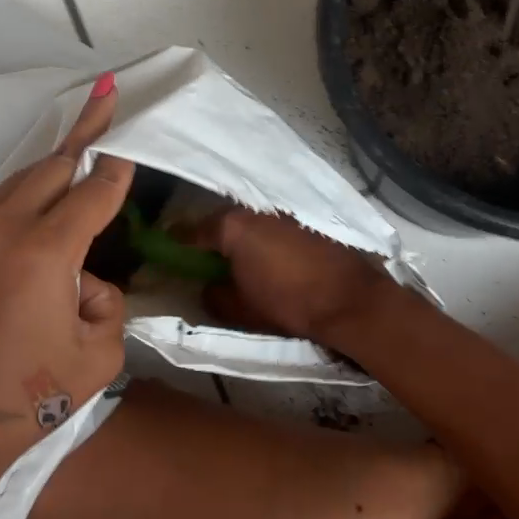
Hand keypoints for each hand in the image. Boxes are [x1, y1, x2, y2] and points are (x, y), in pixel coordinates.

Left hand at [0, 71, 133, 476]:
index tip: (131, 143)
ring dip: (51, 171)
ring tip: (78, 150)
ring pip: (16, 185)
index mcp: (43, 254)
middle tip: (106, 96)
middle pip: (51, 167)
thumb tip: (85, 280)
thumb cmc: (25, 403)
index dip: (118, 168)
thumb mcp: (97, 357)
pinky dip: (20, 205)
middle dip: (85, 135)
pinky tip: (36, 216)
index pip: (92, 192)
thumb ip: (106, 303)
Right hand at [185, 208, 398, 344]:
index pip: (194, 231)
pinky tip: (271, 256)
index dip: (179, 242)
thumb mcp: (241, 309)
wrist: (350, 299)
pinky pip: (276, 225)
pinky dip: (268, 237)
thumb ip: (215, 296)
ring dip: (244, 236)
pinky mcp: (308, 219)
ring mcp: (285, 211)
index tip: (168, 248)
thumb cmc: (290, 302)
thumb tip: (208, 287)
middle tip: (207, 257)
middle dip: (214, 237)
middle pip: (225, 221)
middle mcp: (257, 209)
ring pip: (254, 221)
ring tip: (241, 259)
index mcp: (233, 226)